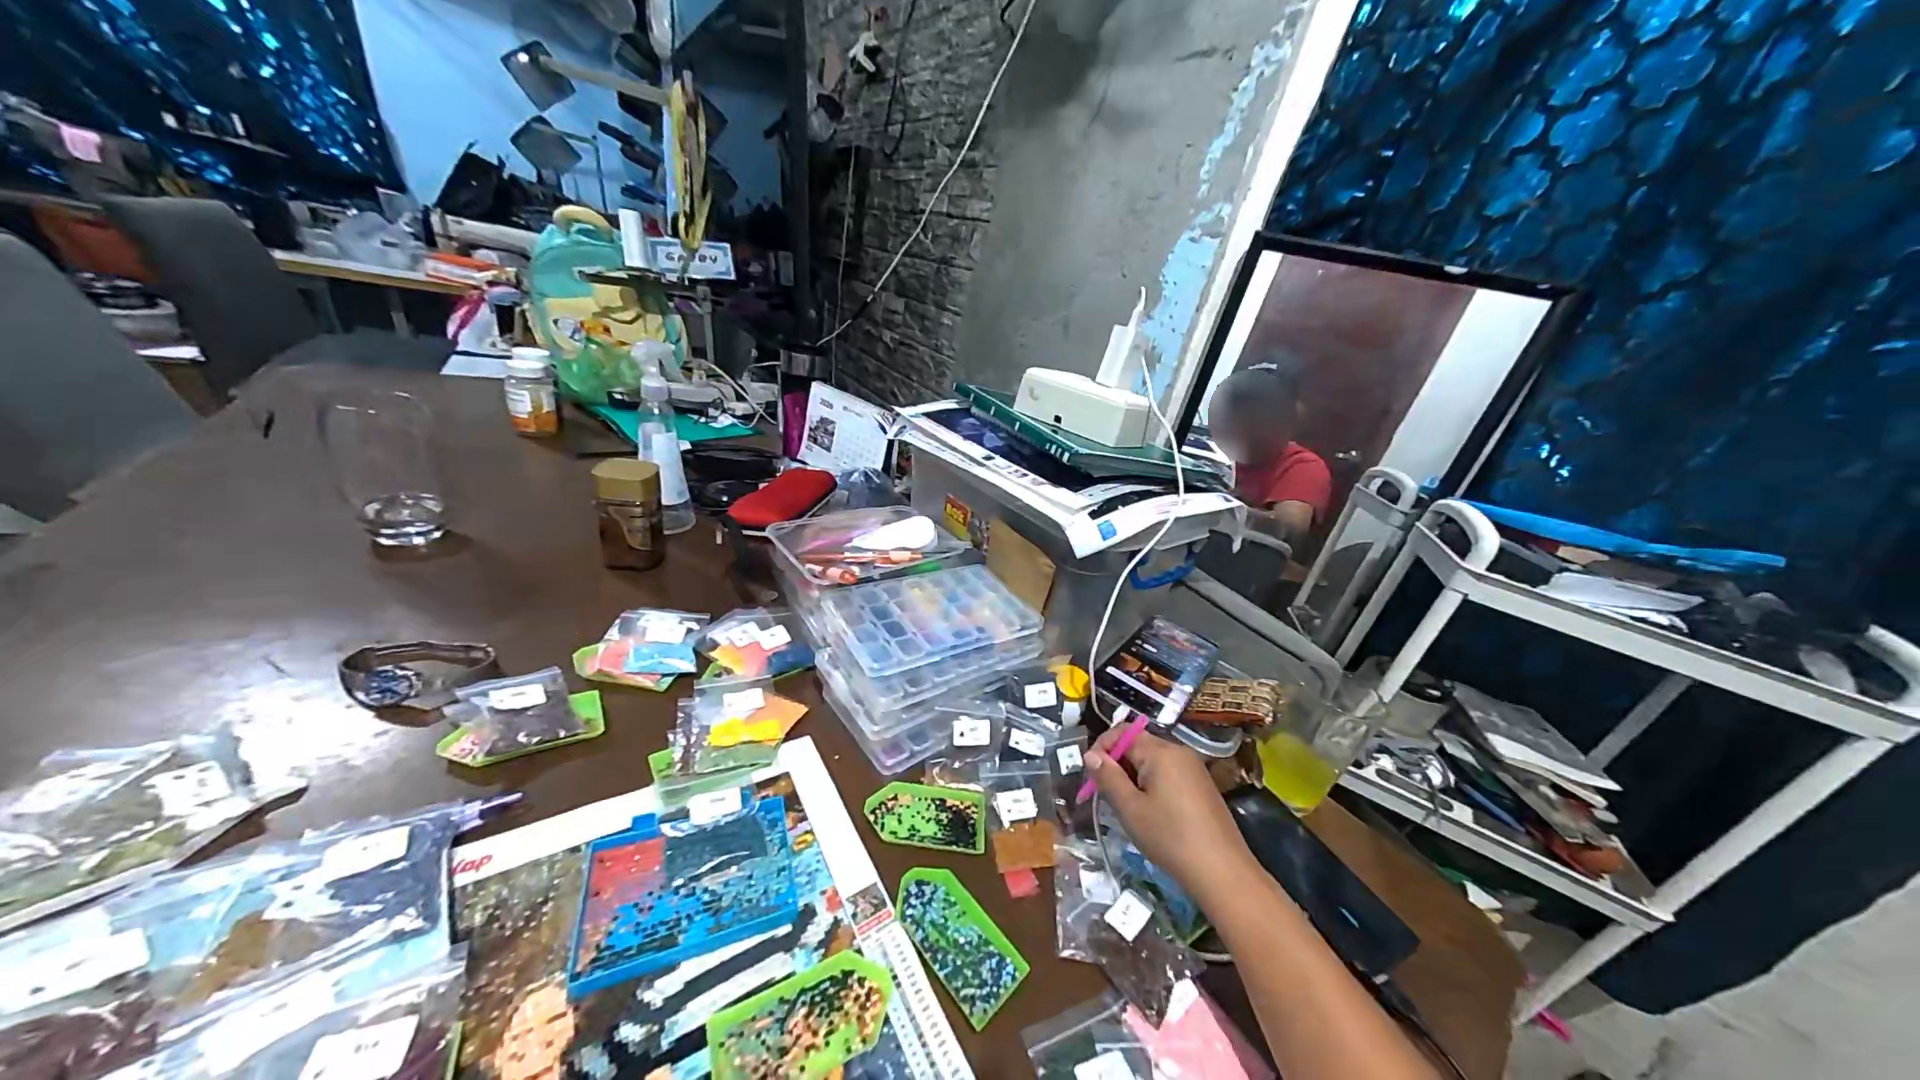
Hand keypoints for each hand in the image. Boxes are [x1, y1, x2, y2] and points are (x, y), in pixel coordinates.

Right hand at [1085, 728, 1261, 902]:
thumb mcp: (1130, 809)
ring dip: (1133, 776)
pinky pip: (1168, 774)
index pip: (1122, 732)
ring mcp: (1194, 768)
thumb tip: (1090, 755)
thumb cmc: (1170, 837)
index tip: (1091, 775)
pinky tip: (1150, 812)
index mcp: (1161, 752)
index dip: (1101, 748)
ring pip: (1153, 761)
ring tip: (1127, 806)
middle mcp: (1179, 752)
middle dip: (1117, 764)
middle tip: (1106, 794)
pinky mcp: (1202, 786)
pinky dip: (1152, 784)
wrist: (1222, 871)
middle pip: (1138, 744)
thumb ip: (1108, 777)